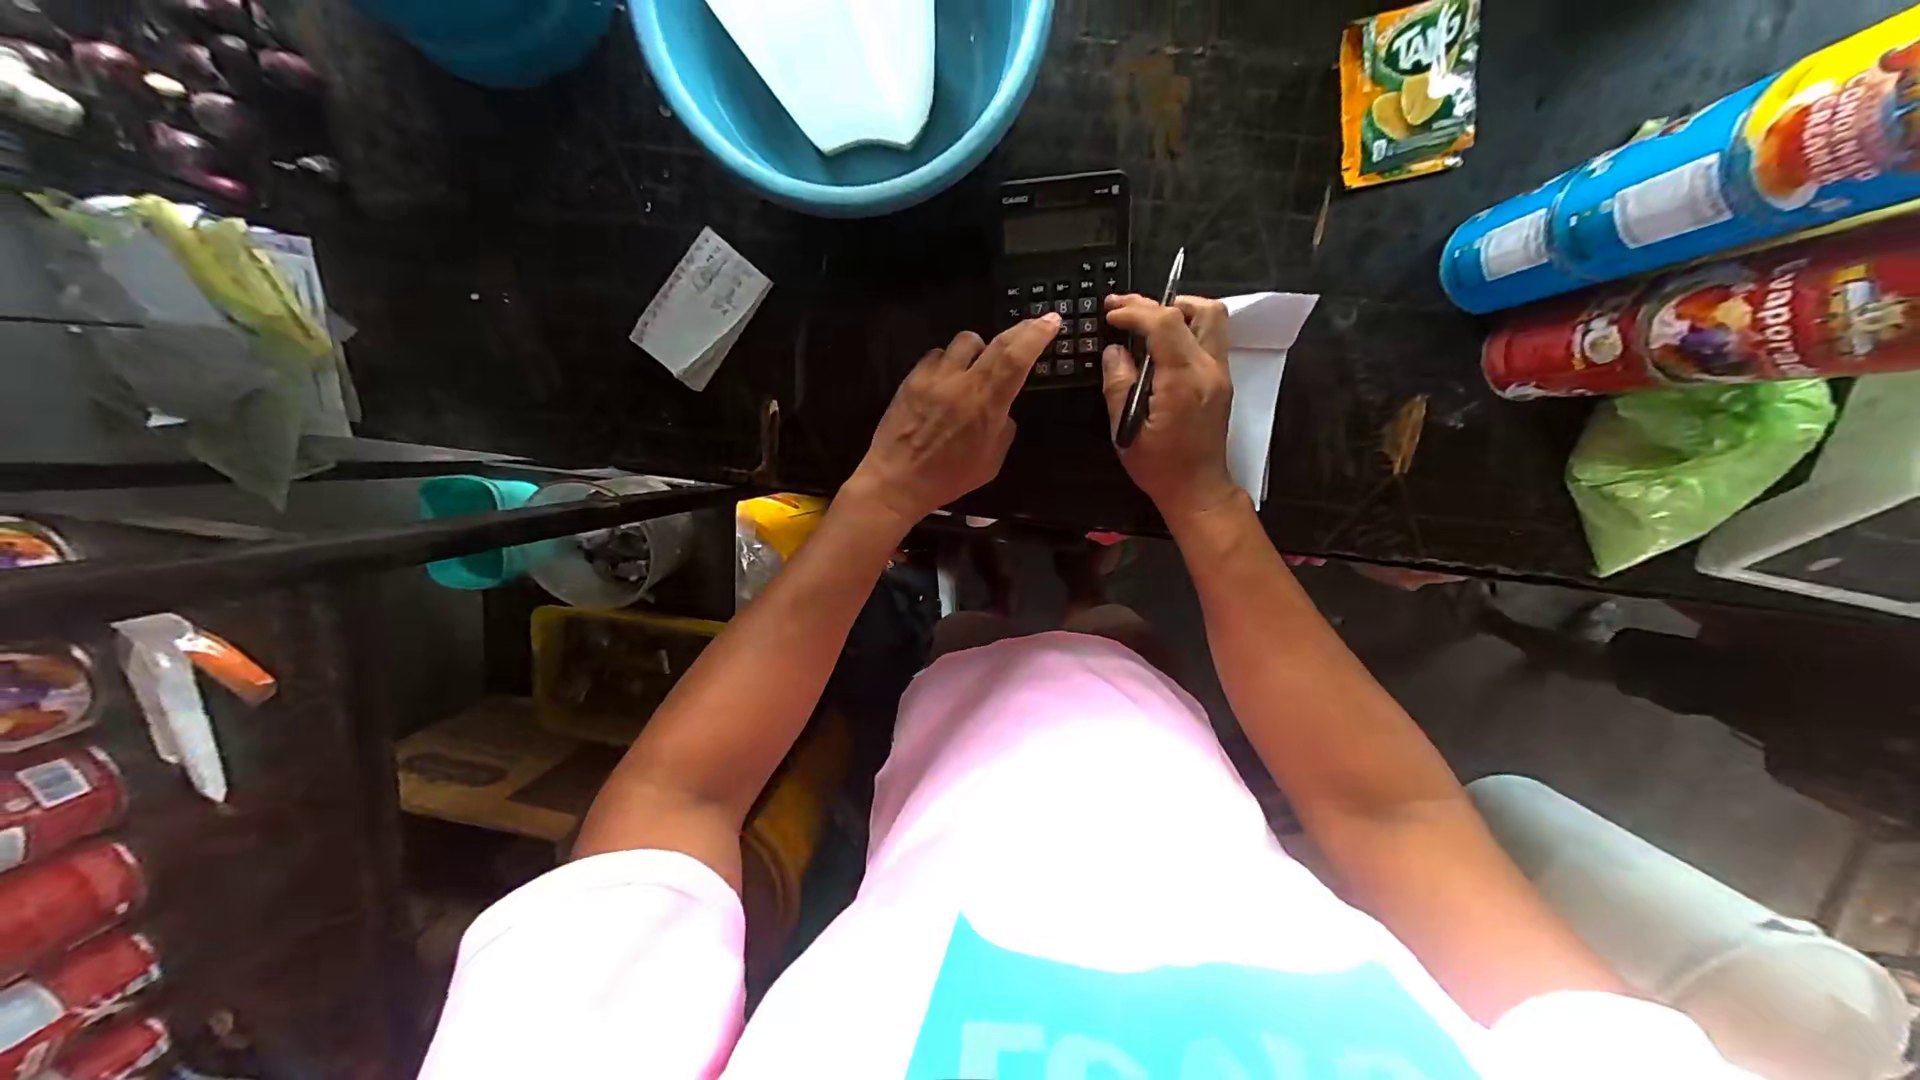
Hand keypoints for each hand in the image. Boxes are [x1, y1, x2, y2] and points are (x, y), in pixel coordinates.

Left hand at [841, 314, 1061, 526]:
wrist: (896, 480)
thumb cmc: (948, 478)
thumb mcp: (991, 461)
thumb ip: (1002, 426)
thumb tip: (1003, 407)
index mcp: (986, 406)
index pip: (1017, 358)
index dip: (1037, 334)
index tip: (1052, 320)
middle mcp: (961, 383)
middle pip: (997, 341)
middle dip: (1020, 329)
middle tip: (1031, 326)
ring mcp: (933, 376)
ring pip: (964, 341)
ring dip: (978, 350)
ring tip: (976, 366)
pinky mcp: (912, 377)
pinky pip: (937, 355)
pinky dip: (948, 362)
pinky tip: (946, 380)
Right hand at [1102, 294, 1242, 524]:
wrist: (1197, 490)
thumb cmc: (1159, 467)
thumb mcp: (1126, 430)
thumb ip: (1119, 385)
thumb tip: (1114, 351)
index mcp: (1184, 382)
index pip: (1166, 323)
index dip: (1136, 310)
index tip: (1111, 314)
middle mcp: (1209, 371)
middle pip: (1201, 310)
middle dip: (1160, 302)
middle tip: (1127, 309)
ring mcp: (1221, 374)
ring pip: (1212, 319)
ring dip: (1180, 311)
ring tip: (1147, 321)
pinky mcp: (1221, 380)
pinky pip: (1210, 338)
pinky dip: (1185, 329)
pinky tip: (1160, 343)